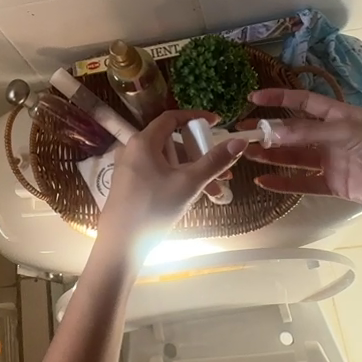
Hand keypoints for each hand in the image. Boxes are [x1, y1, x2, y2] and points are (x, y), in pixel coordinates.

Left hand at [97, 110, 244, 252]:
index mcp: (143, 142)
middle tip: (220, 169)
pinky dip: (175, 178)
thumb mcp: (188, 184)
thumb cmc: (153, 208)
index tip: (216, 123)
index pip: (171, 118)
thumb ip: (214, 162)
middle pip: (171, 142)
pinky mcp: (128, 183)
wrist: (121, 243)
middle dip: (198, 155)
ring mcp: (128, 167)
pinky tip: (191, 196)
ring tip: (213, 190)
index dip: (195, 118)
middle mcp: (132, 149)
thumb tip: (239, 141)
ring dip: (190, 170)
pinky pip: (156, 172)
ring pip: (165, 161)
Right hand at [244, 89, 361, 232]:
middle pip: (294, 132)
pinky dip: (284, 182)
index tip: (252, 99)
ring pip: (295, 157)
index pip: (302, 102)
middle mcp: (332, 136)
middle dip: (268, 132)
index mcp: (338, 115)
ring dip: (271, 156)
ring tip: (246, 155)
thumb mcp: (347, 132)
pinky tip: (264, 181)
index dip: (278, 98)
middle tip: (241, 134)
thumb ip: (308, 133)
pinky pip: (304, 182)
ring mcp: (333, 161)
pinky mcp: (336, 185)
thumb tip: (271, 131)